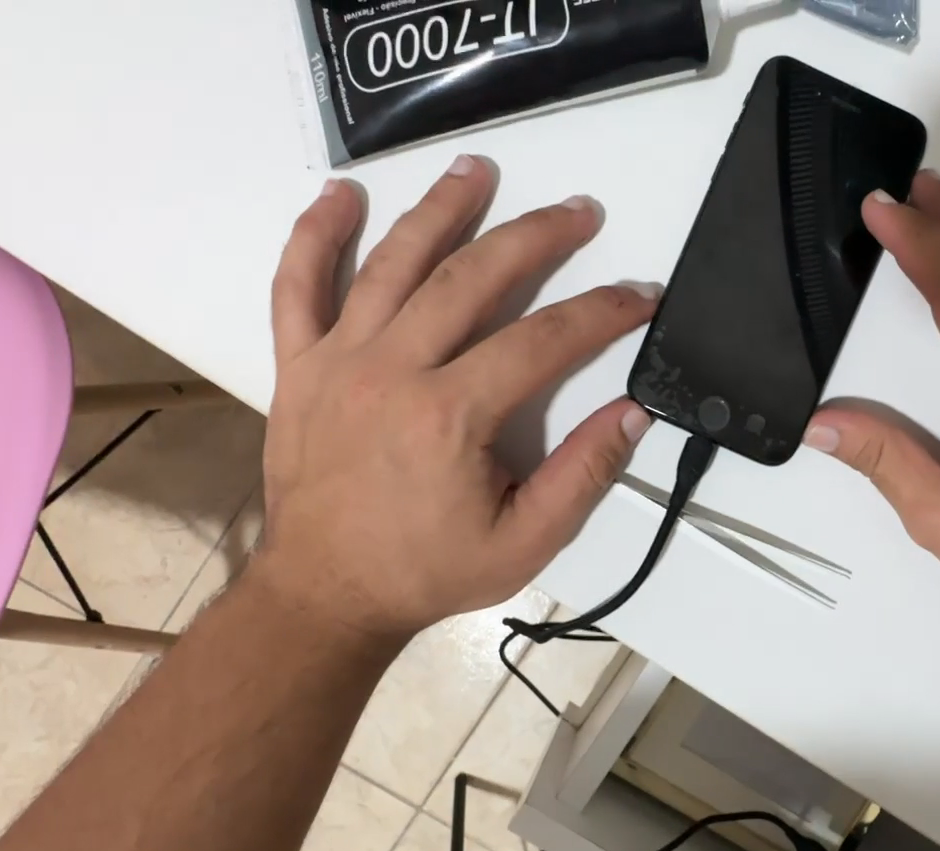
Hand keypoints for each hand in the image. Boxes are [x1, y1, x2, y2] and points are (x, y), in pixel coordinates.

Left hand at [250, 159, 656, 642]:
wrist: (327, 594)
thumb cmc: (429, 572)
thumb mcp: (526, 542)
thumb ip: (583, 475)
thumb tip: (633, 415)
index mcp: (452, 415)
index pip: (543, 341)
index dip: (601, 312)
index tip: (641, 293)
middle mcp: (393, 370)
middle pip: (472, 279)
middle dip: (536, 237)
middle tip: (580, 210)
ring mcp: (338, 361)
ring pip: (393, 263)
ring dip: (440, 209)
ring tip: (479, 168)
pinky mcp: (300, 367)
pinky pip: (297, 287)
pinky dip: (315, 236)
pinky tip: (341, 195)